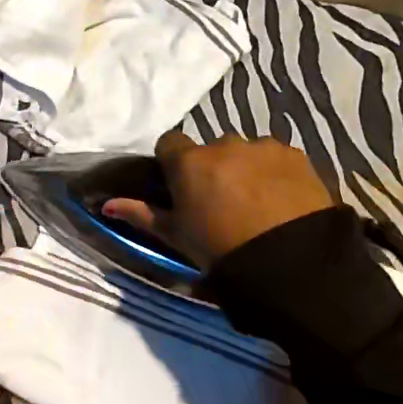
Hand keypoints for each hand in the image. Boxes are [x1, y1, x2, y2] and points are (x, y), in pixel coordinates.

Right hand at [102, 132, 335, 267]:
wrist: (288, 260)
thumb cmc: (223, 250)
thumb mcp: (178, 237)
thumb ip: (142, 215)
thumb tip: (108, 204)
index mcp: (190, 162)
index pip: (170, 144)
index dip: (174, 164)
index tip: (182, 187)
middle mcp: (225, 144)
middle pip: (212, 150)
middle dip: (214, 168)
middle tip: (223, 203)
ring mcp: (263, 146)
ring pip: (247, 152)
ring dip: (247, 169)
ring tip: (258, 205)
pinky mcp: (295, 155)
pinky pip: (276, 159)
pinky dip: (275, 174)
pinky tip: (282, 201)